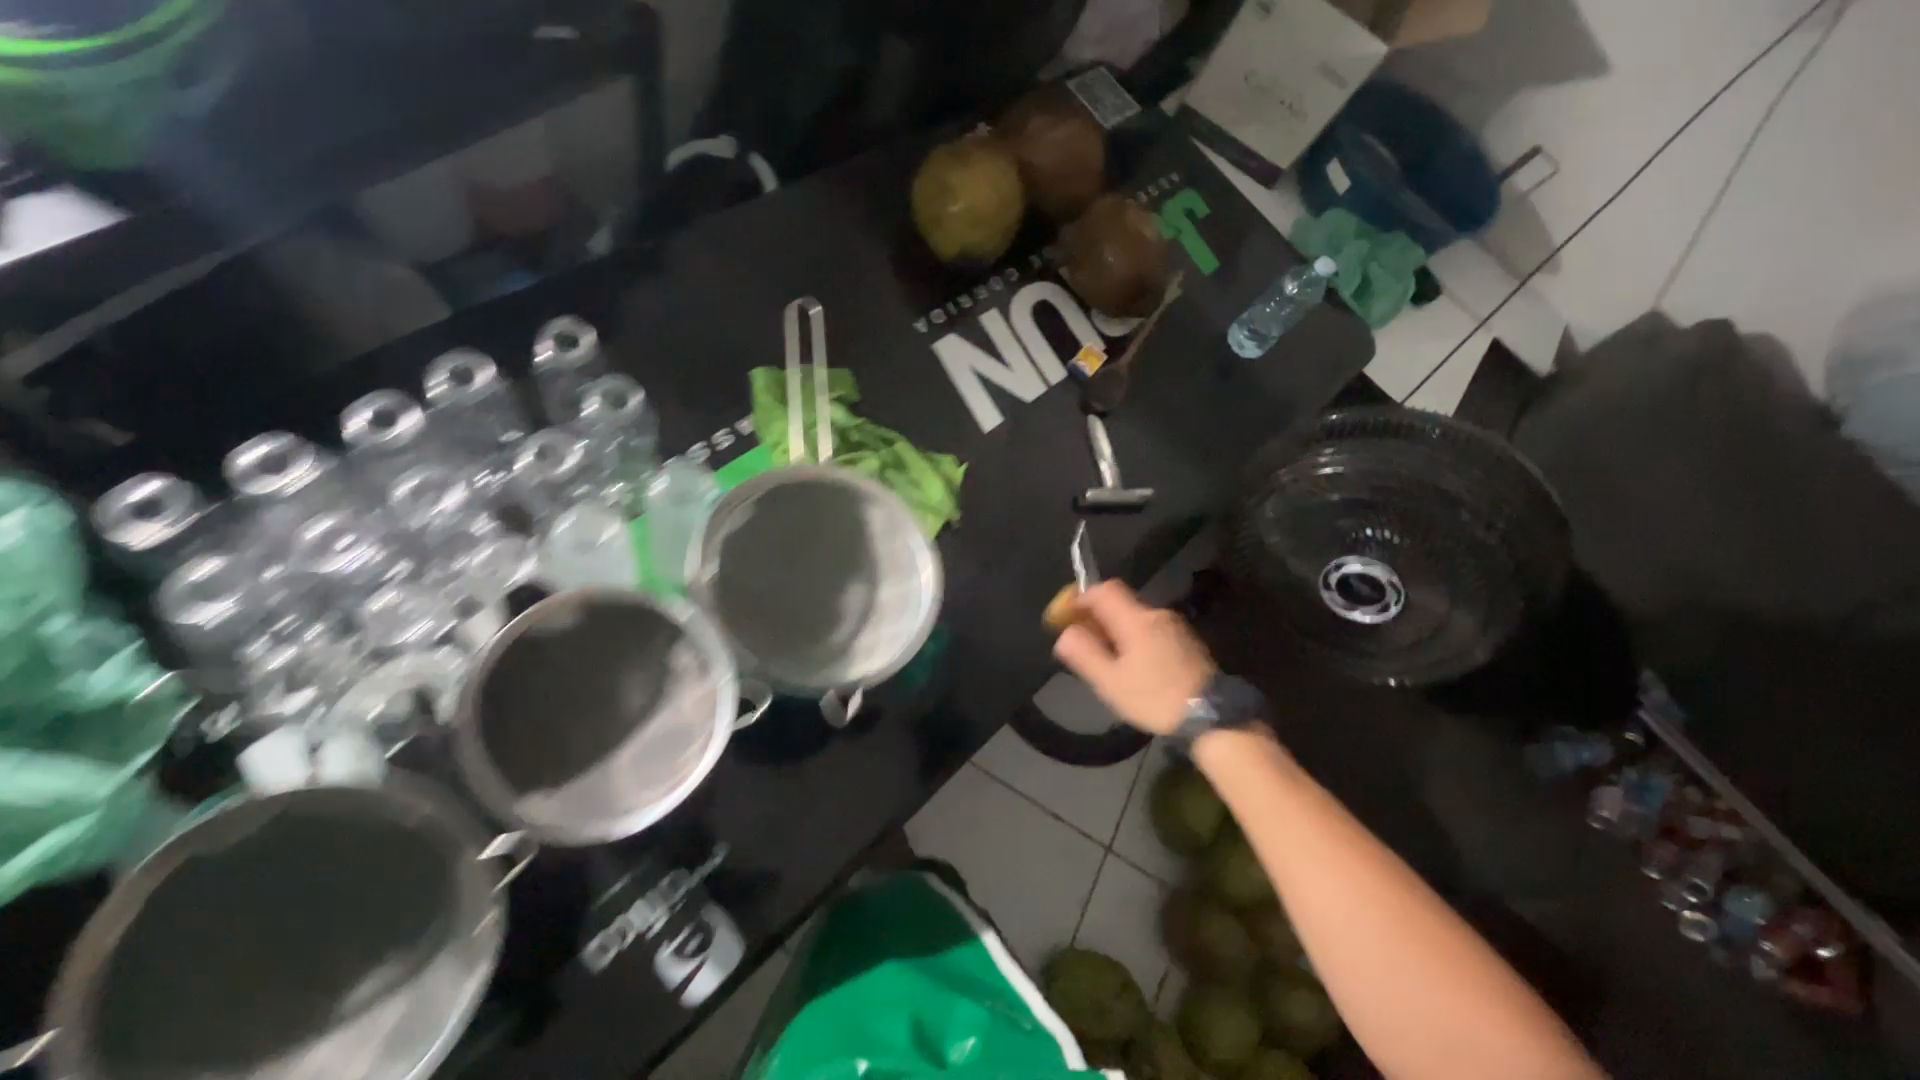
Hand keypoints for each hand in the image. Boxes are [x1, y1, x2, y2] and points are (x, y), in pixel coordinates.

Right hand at [1053, 581, 1217, 735]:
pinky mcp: (1186, 641)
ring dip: (1115, 629)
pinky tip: (1132, 664)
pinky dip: (1134, 637)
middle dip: (1096, 617)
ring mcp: (1175, 627)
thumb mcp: (1111, 682)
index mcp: (1136, 620)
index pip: (1104, 589)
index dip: (1081, 597)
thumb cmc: (1155, 698)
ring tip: (1105, 658)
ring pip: (1136, 617)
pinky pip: (1151, 629)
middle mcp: (1157, 615)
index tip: (1065, 616)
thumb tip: (1065, 633)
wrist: (1210, 715)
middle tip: (1082, 641)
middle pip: (1120, 603)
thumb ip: (1085, 654)